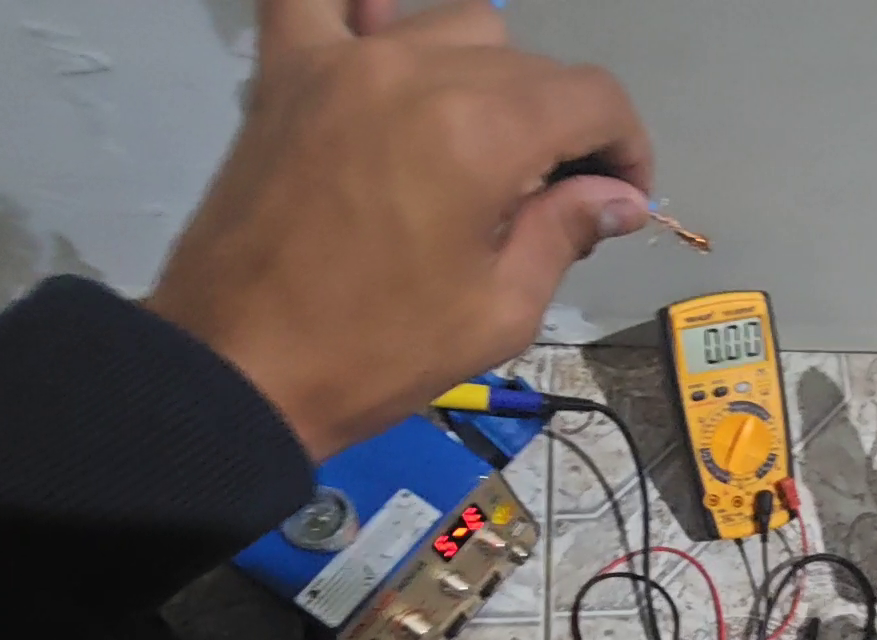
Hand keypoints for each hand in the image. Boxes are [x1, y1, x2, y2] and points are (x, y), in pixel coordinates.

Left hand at [146, 0, 652, 459]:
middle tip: (557, 203)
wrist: (247, 367)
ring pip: (459, 24)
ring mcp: (343, 56)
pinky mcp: (286, 67)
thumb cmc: (387, 352)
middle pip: (533, 65)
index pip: (593, 98)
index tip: (622, 198)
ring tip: (486, 151)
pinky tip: (394, 51)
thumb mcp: (503, 311)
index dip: (628, 145)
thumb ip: (567, 233)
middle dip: (569, 129)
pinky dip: (376, 10)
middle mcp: (417, 69)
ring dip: (498, 81)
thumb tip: (623, 197)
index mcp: (481, 135)